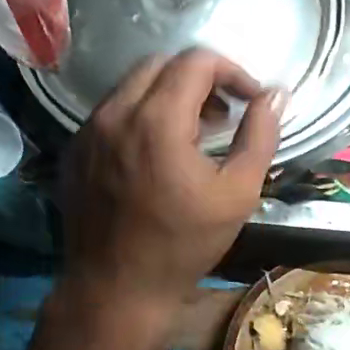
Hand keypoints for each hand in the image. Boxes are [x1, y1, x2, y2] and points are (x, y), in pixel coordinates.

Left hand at [59, 49, 283, 315]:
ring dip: (166, 96)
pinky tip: (153, 155)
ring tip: (190, 136)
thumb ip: (259, 136)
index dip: (232, 72)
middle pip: (160, 64)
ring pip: (131, 86)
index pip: (196, 60)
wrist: (115, 289)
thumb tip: (275, 95)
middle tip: (221, 117)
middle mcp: (114, 113)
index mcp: (156, 120)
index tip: (249, 102)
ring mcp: (87, 131)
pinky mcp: (74, 151)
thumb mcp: (237, 194)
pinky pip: (109, 113)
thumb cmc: (182, 245)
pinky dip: (138, 116)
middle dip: (198, 79)